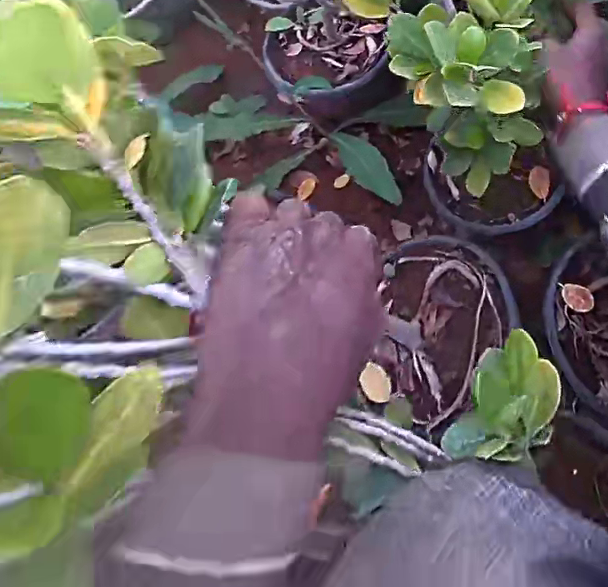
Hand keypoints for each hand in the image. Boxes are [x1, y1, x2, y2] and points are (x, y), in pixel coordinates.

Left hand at [185, 190, 381, 460]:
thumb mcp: (367, 336)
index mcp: (359, 255)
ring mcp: (280, 233)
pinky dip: (249, 214)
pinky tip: (247, 238)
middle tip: (299, 279)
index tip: (331, 283)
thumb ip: (368, 294)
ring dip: (283, 232)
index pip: (357, 237)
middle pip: (322, 222)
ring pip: (287, 212)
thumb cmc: (322, 378)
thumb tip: (361, 281)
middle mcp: (323, 233)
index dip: (342, 261)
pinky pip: (247, 205)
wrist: (262, 403)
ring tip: (270, 266)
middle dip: (314, 244)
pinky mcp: (239, 242)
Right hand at [542, 0, 607, 123]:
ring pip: (585, 38)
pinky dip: (572, 49)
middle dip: (569, 15)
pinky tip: (558, 51)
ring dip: (570, 33)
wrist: (581, 118)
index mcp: (593, 30)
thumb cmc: (566, 79)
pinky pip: (583, 53)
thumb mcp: (548, 54)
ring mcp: (602, 59)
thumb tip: (541, 30)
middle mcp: (602, 41)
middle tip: (551, 9)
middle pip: (586, 21)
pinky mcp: (597, 74)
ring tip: (551, 30)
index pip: (582, 4)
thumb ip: (544, 37)